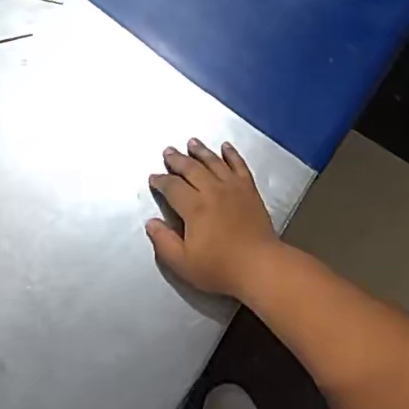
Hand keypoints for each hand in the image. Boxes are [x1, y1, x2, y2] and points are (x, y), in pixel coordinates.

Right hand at [146, 139, 281, 296]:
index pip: (173, 187)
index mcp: (195, 207)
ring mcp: (234, 186)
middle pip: (192, 168)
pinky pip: (239, 164)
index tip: (153, 176)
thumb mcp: (182, 263)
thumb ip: (164, 241)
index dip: (161, 181)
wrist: (258, 263)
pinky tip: (226, 146)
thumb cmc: (218, 267)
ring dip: (201, 151)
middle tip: (168, 151)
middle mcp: (213, 190)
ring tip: (192, 142)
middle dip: (178, 159)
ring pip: (214, 162)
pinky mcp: (249, 188)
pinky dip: (231, 153)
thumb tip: (151, 222)